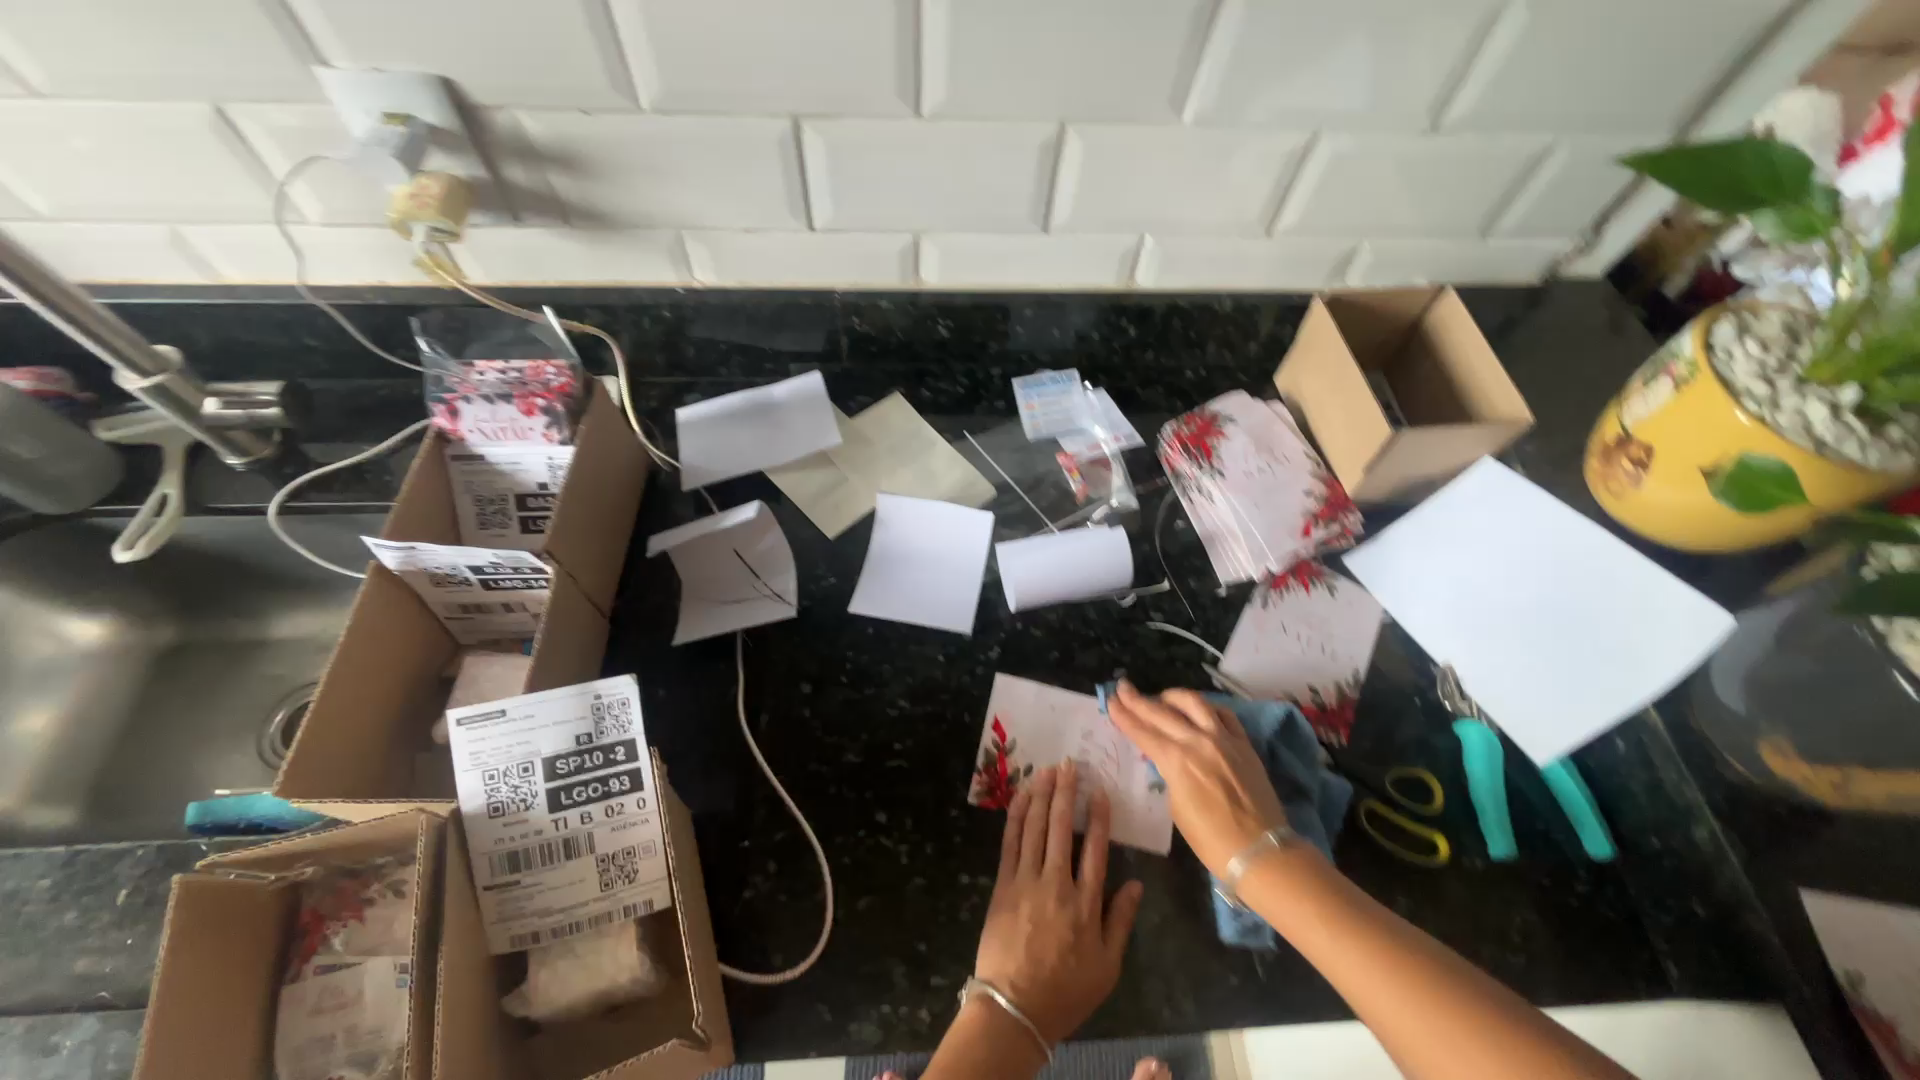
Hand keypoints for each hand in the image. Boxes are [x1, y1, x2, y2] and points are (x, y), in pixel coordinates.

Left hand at [975, 761, 1143, 1044]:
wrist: (1013, 1007)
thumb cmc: (1065, 990)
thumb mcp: (1107, 966)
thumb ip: (1121, 921)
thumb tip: (1136, 884)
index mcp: (1086, 904)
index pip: (1096, 850)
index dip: (1099, 818)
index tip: (1101, 792)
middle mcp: (1057, 884)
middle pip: (1062, 829)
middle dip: (1067, 793)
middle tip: (1070, 764)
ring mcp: (1026, 882)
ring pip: (1035, 828)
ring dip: (1041, 795)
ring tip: (1047, 770)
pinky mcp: (1002, 886)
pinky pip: (1009, 843)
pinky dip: (1015, 816)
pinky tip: (1020, 797)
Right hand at [1107, 680, 1286, 877]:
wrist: (1259, 850)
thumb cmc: (1210, 839)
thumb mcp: (1176, 807)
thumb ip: (1169, 775)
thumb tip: (1167, 760)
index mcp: (1177, 761)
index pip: (1143, 731)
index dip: (1124, 715)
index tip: (1111, 701)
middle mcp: (1198, 741)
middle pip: (1162, 712)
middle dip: (1138, 699)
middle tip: (1124, 688)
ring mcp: (1224, 739)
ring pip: (1195, 703)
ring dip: (1172, 696)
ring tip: (1161, 697)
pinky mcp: (1244, 743)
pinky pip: (1224, 714)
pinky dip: (1206, 708)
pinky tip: (1199, 710)